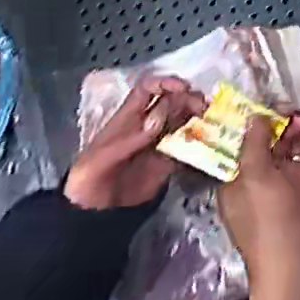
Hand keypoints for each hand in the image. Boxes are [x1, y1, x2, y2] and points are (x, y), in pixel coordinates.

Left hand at [65, 76, 206, 209]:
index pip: (147, 89)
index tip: (184, 88)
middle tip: (203, 108)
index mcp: (128, 119)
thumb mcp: (99, 161)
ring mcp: (162, 140)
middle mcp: (148, 124)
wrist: (95, 216)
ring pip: (186, 116)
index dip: (165, 82)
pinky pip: (192, 140)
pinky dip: (204, 135)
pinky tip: (211, 137)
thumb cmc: (88, 184)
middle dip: (190, 98)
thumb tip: (160, 117)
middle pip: (174, 99)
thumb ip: (129, 139)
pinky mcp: (173, 157)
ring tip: (210, 121)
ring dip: (200, 114)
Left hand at [219, 113, 299, 295]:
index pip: (248, 137)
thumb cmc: (268, 222)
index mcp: (241, 173)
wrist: (299, 257)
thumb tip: (254, 115)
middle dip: (291, 124)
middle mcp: (266, 171)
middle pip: (279, 135)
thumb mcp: (254, 181)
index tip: (277, 106)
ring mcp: (293, 175)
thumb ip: (255, 145)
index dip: (261, 119)